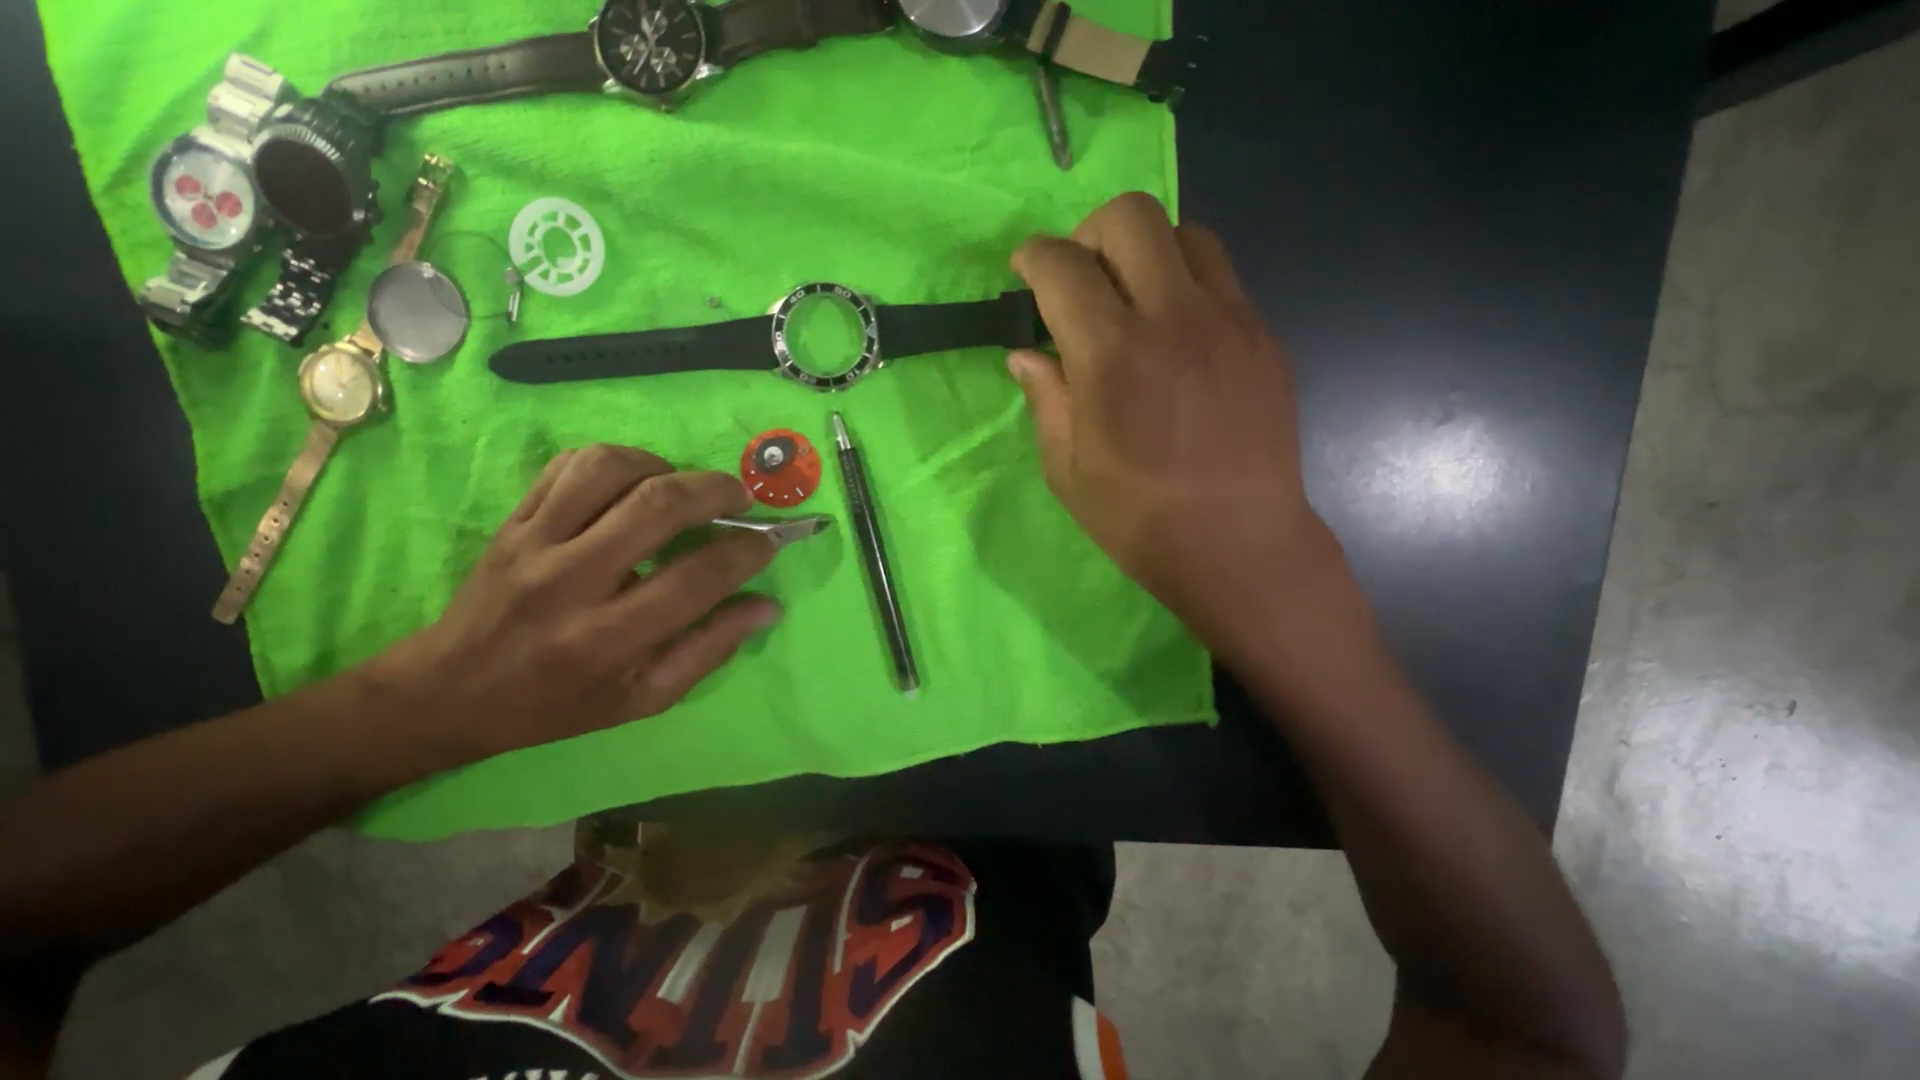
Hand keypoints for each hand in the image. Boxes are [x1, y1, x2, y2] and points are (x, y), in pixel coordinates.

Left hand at [369, 445, 781, 767]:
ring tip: (682, 487)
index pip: (694, 578)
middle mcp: (569, 582)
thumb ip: (708, 650)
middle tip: (739, 499)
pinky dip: (614, 461)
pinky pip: (568, 464)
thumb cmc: (556, 704)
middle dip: (714, 491)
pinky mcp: (513, 519)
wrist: (450, 690)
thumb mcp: (641, 699)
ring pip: (608, 468)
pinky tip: (633, 482)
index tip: (767, 544)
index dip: (744, 553)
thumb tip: (766, 606)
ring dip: (662, 466)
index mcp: (606, 639)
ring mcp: (534, 542)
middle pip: (656, 506)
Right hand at [1008, 193, 1341, 648]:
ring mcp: (1229, 321)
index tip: (1026, 274)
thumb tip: (1027, 354)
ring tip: (1137, 299)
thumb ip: (1046, 399)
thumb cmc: (1141, 520)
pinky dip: (1189, 285)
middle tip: (1083, 280)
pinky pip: (1223, 277)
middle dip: (1091, 233)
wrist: (1241, 546)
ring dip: (1149, 251)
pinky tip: (1180, 335)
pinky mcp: (1264, 336)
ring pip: (1187, 233)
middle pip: (1131, 216)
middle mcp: (1173, 318)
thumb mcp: (1068, 471)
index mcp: (1112, 355)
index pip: (1062, 264)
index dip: (1033, 257)